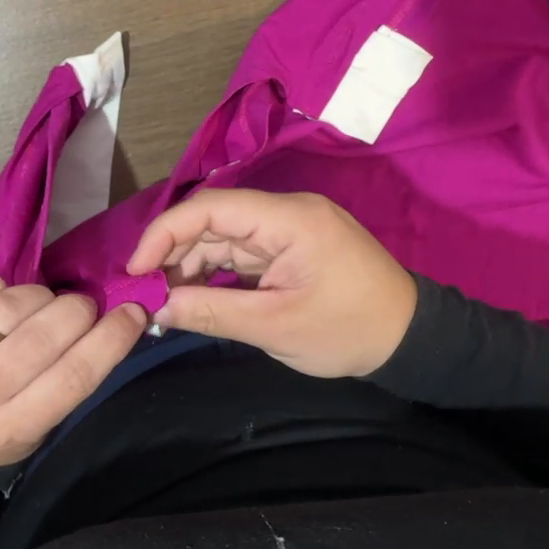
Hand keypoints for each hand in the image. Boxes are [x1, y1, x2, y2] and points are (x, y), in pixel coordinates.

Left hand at [0, 276, 146, 465]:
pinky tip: (5, 297)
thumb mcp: (48, 421)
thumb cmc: (11, 428)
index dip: (110, 340)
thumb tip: (120, 317)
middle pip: (40, 339)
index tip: (131, 313)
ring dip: (38, 296)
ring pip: (5, 310)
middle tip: (83, 309)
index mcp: (15, 426)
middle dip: (76, 311)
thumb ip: (77, 374)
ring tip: (45, 304)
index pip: (73, 376)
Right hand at [125, 189, 416, 377]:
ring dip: (187, 267)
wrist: (411, 340)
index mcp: (289, 220)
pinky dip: (209, 275)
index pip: (210, 208)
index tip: (137, 271)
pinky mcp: (286, 250)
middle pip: (210, 221)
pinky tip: (189, 298)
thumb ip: (210, 313)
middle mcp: (285, 214)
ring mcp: (286, 231)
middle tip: (145, 294)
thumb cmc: (347, 331)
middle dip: (171, 254)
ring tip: (163, 303)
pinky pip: (236, 254)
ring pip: (219, 238)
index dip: (164, 234)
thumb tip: (156, 309)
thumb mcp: (274, 328)